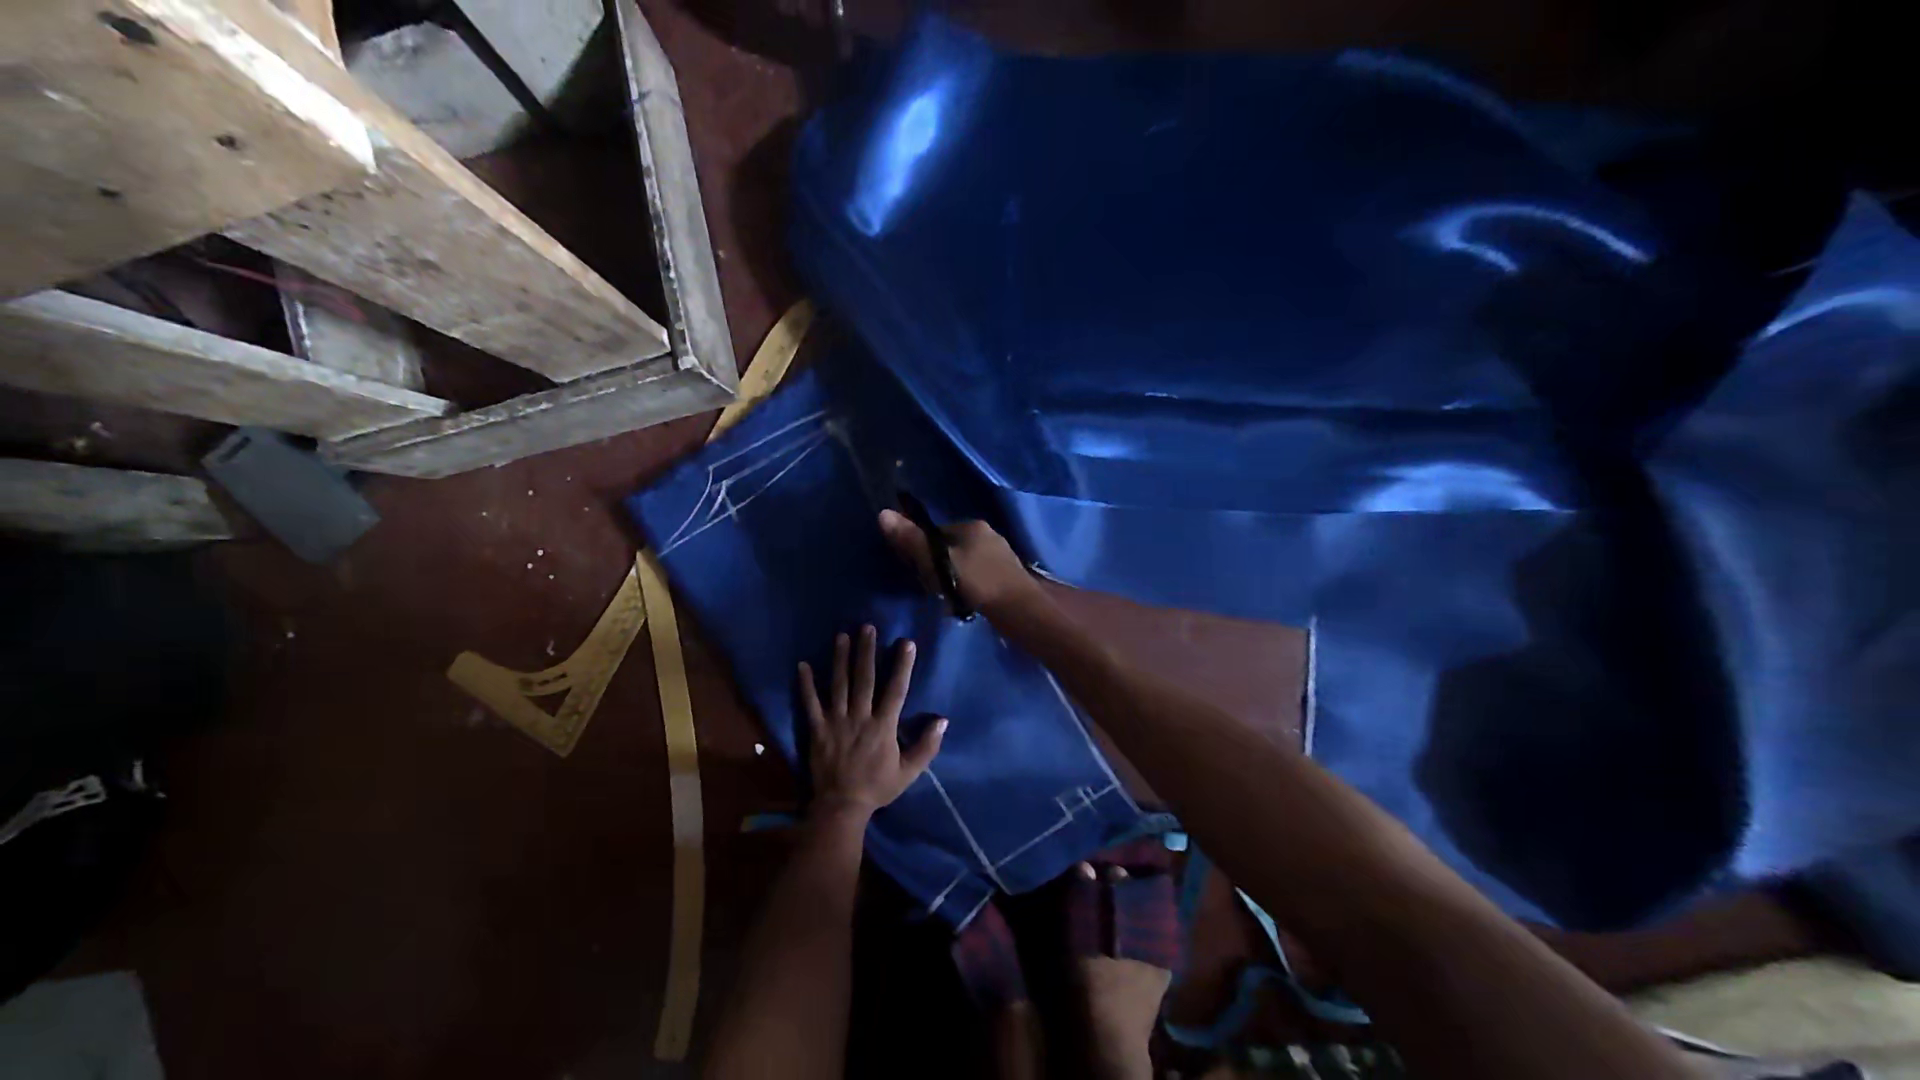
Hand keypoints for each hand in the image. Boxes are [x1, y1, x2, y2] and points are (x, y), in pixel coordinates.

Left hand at [799, 625, 945, 816]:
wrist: (841, 806)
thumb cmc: (878, 787)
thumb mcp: (909, 772)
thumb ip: (927, 746)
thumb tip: (942, 720)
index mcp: (883, 726)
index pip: (895, 690)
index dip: (901, 665)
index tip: (906, 643)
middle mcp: (860, 717)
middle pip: (864, 679)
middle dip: (867, 651)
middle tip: (868, 627)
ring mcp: (836, 721)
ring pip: (839, 685)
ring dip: (840, 659)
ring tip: (842, 636)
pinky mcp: (817, 729)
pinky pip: (810, 703)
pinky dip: (806, 685)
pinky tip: (802, 665)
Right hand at [878, 510, 1046, 619]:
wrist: (1018, 608)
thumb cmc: (976, 582)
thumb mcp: (937, 562)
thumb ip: (911, 541)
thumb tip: (883, 513)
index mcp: (972, 525)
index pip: (935, 533)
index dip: (922, 551)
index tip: (919, 571)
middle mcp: (988, 534)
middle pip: (949, 547)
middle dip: (938, 566)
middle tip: (935, 588)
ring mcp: (1000, 554)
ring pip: (963, 562)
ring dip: (953, 578)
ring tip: (950, 597)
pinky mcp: (1007, 574)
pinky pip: (977, 574)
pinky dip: (968, 585)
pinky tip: (967, 600)